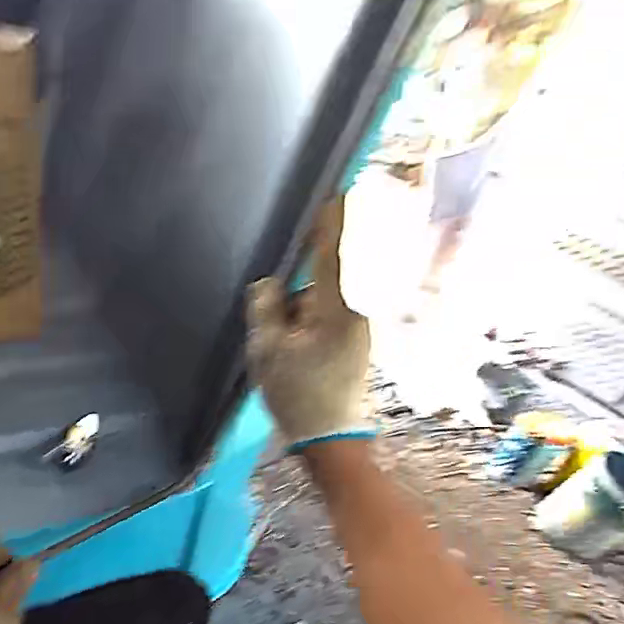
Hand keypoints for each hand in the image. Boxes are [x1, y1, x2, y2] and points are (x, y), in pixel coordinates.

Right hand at [246, 195, 372, 448]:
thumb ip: (265, 305)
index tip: (335, 185)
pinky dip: (306, 322)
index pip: (331, 248)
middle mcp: (355, 308)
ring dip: (299, 309)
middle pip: (322, 275)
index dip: (330, 216)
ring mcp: (358, 325)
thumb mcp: (267, 350)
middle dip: (298, 285)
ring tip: (281, 345)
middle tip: (280, 314)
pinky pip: (326, 315)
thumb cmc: (298, 393)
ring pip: (321, 298)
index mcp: (335, 306)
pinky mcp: (355, 340)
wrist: (330, 438)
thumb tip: (271, 283)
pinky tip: (293, 351)